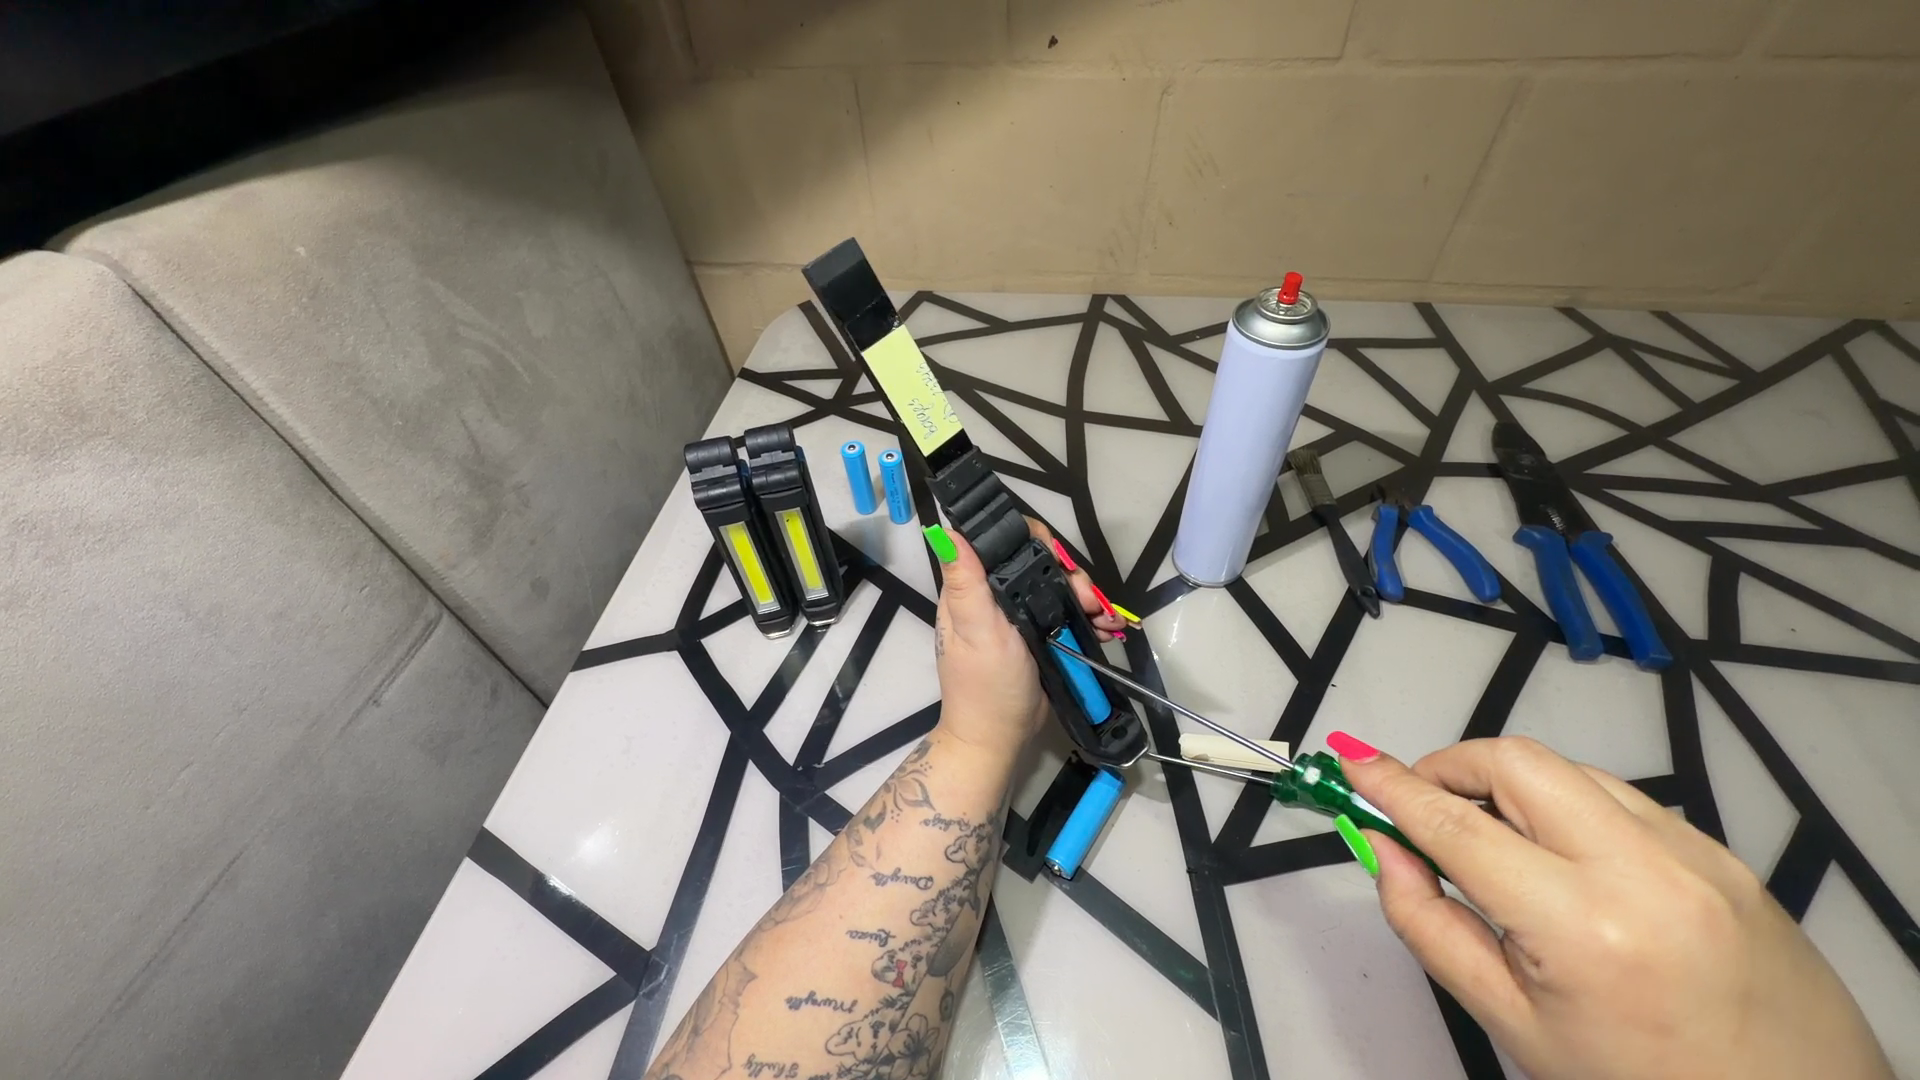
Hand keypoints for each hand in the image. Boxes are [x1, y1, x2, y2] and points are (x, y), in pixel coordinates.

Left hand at [929, 519, 1121, 760]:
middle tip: (1087, 600)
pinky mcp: (1041, 636)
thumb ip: (966, 584)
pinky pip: (1068, 614)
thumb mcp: (977, 631)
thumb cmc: (986, 685)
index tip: (1056, 558)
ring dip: (1086, 598)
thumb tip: (946, 533)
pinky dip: (1090, 618)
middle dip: (1069, 576)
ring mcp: (1020, 617)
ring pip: (1058, 588)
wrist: (1001, 737)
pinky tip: (1108, 629)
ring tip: (1104, 619)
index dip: (1032, 542)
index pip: (1003, 546)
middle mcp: (995, 597)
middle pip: (1038, 564)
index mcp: (973, 590)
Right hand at [1338, 735, 1892, 1079]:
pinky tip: (1564, 858)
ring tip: (1497, 839)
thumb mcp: (1508, 1020)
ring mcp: (1698, 857)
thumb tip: (1382, 844)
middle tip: (1424, 805)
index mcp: (1582, 927)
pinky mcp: (1726, 857)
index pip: (1456, 827)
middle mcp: (1646, 872)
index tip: (1352, 760)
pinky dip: (1566, 806)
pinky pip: (1619, 798)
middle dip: (1451, 766)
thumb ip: (1426, 922)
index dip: (1392, 787)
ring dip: (1508, 785)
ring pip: (1567, 770)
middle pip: (1515, 763)